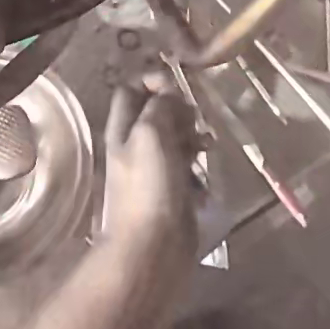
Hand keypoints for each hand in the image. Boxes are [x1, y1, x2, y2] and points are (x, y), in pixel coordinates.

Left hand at [100, 85, 197, 272]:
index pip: (131, 88)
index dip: (153, 80)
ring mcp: (154, 167)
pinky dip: (198, 163)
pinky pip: (187, 164)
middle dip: (180, 109)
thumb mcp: (150, 135)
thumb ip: (159, 107)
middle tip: (194, 120)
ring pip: (176, 136)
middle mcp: (135, 144)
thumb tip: (169, 92)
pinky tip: (206, 172)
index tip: (178, 87)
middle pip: (157, 111)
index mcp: (123, 128)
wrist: (153, 248)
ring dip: (193, 135)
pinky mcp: (173, 188)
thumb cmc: (150, 187)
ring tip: (205, 145)